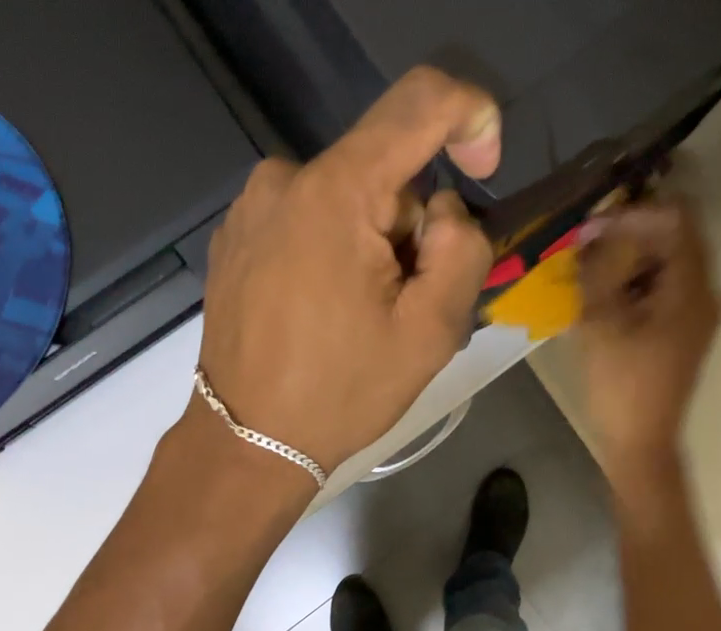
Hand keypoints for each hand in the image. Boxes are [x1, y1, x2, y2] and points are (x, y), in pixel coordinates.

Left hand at [193, 67, 500, 478]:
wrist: (249, 440)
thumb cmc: (343, 391)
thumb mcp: (431, 332)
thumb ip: (463, 250)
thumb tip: (446, 212)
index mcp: (336, 191)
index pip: (421, 102)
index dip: (471, 119)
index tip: (484, 175)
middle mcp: (285, 178)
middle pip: (385, 172)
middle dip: (412, 229)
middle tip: (406, 308)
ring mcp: (251, 207)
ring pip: (349, 201)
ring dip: (373, 247)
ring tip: (363, 321)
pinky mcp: (236, 237)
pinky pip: (309, 222)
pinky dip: (333, 255)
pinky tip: (325, 316)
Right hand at [574, 197, 720, 470]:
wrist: (641, 443)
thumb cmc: (622, 384)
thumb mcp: (601, 321)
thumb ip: (598, 267)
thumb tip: (591, 231)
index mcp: (692, 286)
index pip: (675, 217)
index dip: (633, 211)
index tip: (594, 223)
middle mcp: (705, 292)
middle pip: (674, 237)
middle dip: (629, 232)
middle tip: (586, 241)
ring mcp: (697, 313)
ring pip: (667, 262)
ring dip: (629, 257)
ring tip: (589, 267)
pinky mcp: (685, 331)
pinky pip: (663, 288)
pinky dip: (635, 281)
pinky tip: (604, 294)